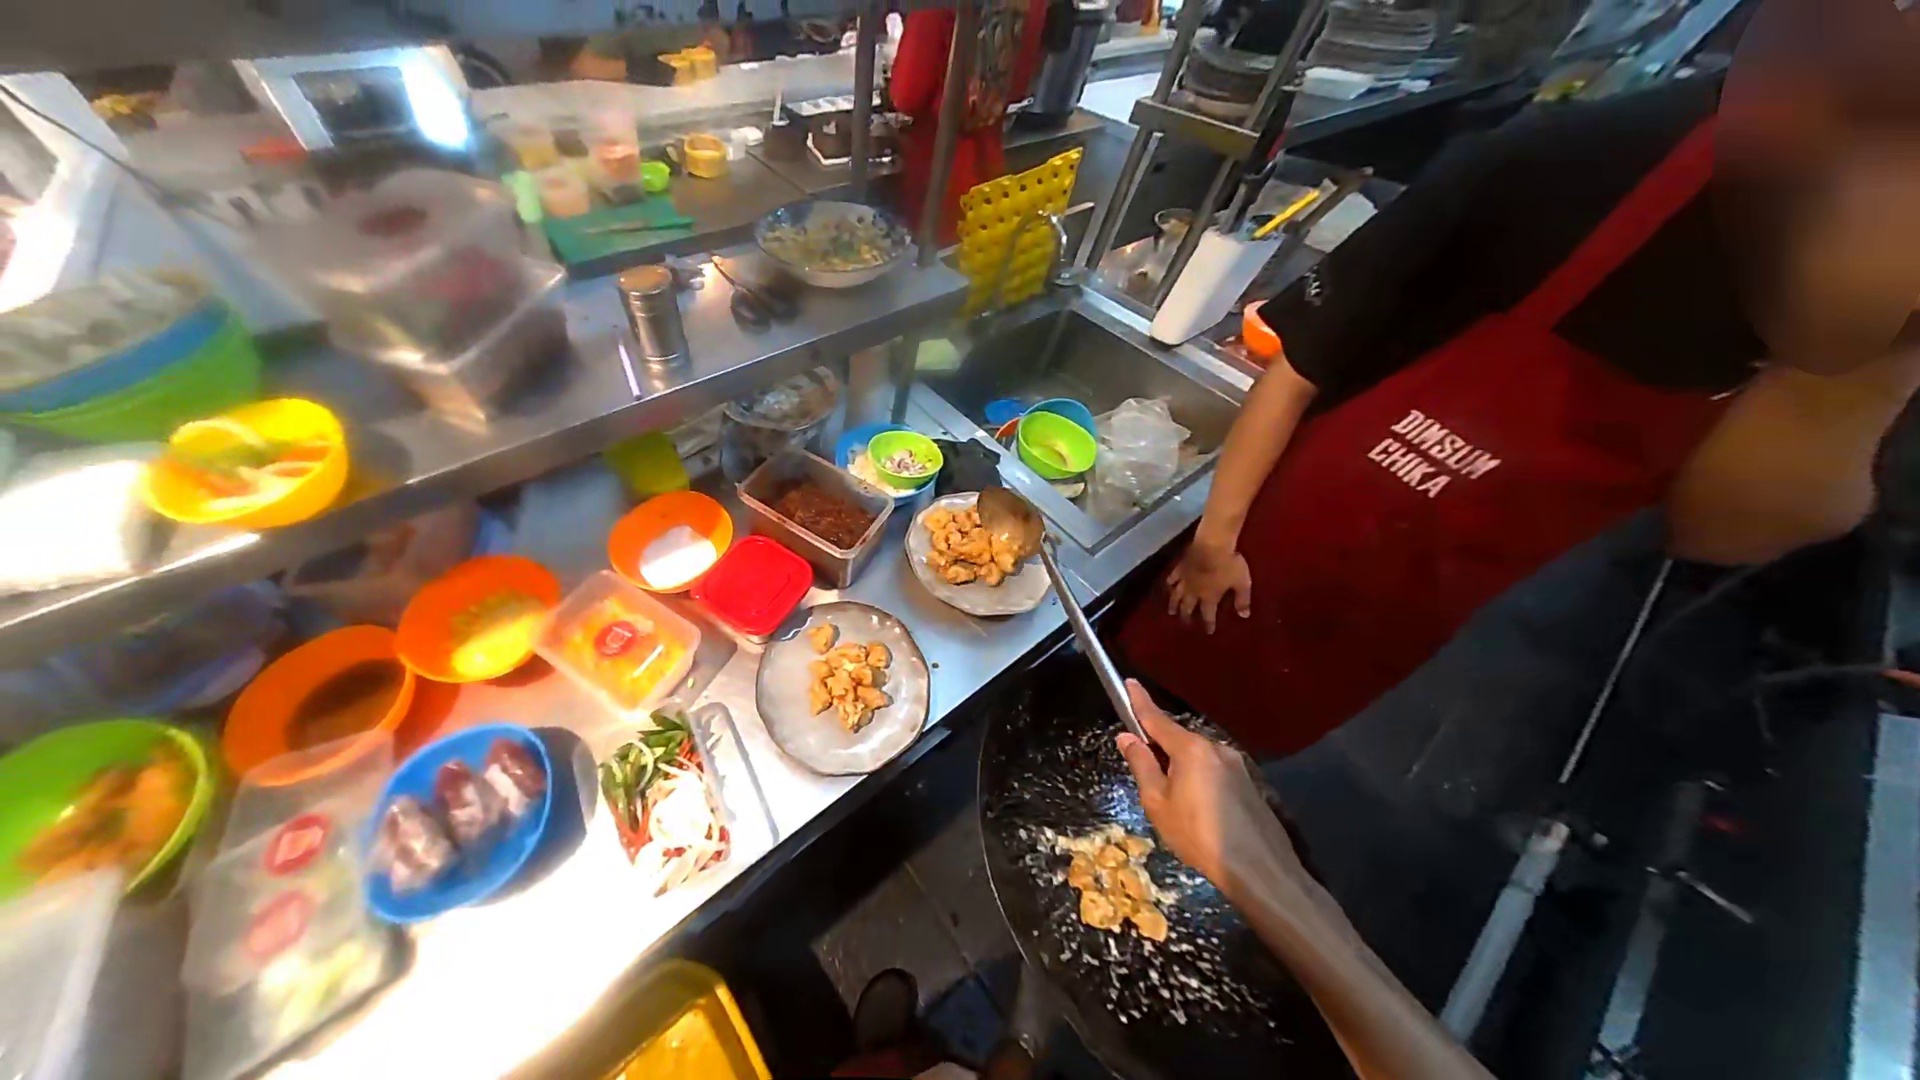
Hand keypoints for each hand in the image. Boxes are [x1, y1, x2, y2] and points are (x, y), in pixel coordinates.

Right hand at [1115, 680, 1306, 904]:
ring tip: (1173, 803)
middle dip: (1160, 748)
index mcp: (1190, 749)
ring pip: (1196, 757)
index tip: (1129, 683)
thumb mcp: (1157, 803)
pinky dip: (1199, 779)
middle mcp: (1215, 748)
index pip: (1157, 718)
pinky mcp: (1248, 783)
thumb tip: (1127, 737)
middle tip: (1146, 775)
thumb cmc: (1198, 835)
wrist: (1260, 871)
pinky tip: (1198, 810)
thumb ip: (1142, 765)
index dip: (1139, 701)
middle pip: (1178, 739)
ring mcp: (1235, 765)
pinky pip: (1213, 771)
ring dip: (1180, 768)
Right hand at [1166, 534, 1252, 633]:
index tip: (1208, 631)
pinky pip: (1172, 578)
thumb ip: (1242, 600)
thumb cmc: (1229, 564)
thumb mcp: (1242, 583)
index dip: (1208, 624)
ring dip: (1174, 605)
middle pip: (1188, 607)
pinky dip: (1169, 583)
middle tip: (1185, 623)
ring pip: (1176, 596)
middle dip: (1187, 616)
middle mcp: (1194, 592)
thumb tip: (1244, 616)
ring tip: (1171, 612)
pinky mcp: (1179, 568)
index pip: (1208, 615)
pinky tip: (1168, 586)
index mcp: (1209, 597)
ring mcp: (1184, 580)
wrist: (1212, 545)